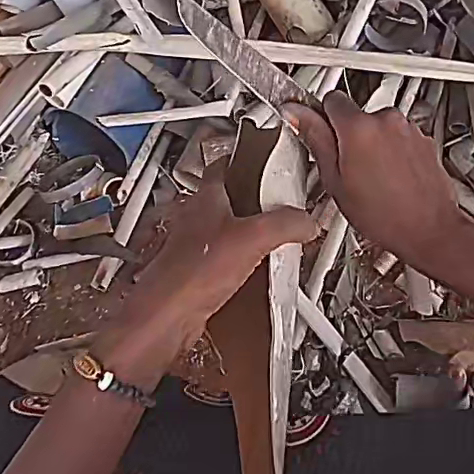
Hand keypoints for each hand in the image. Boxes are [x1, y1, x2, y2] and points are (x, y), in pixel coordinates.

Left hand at [101, 176, 316, 385]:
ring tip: (271, 239)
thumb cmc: (192, 272)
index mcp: (206, 197)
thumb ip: (285, 224)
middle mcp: (196, 217)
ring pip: (227, 228)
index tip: (264, 160)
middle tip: (278, 206)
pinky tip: (254, 270)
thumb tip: (306, 221)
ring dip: (249, 232)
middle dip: (255, 201)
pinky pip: (225, 256)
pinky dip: (242, 259)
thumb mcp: (253, 238)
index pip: (223, 164)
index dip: (244, 159)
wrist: (168, 315)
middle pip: (229, 198)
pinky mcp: (197, 269)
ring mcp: (195, 244)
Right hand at [284, 91, 473, 277]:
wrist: (430, 229)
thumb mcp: (335, 181)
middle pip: (355, 115)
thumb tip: (298, 115)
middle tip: (346, 168)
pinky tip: (389, 179)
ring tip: (371, 178)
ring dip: (372, 144)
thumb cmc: (385, 214)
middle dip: (347, 136)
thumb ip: (315, 139)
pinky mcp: (424, 140)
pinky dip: (392, 152)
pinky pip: (398, 137)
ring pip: (378, 127)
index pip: (330, 99)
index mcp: (358, 127)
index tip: (319, 132)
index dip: (321, 119)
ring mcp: (409, 129)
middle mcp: (387, 119)